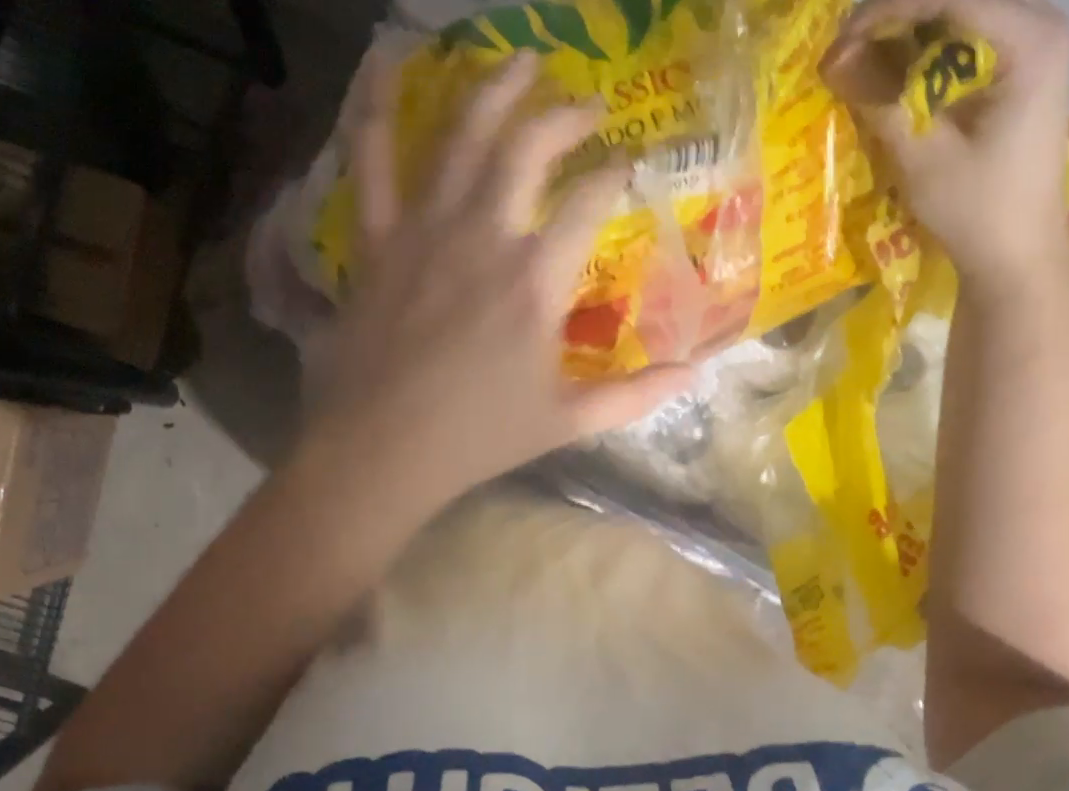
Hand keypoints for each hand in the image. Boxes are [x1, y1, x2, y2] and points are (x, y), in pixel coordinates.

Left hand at [299, 52, 694, 507]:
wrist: (382, 450)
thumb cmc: (478, 439)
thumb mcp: (567, 422)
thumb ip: (634, 394)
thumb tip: (696, 374)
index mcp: (539, 278)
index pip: (593, 199)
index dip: (616, 174)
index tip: (626, 169)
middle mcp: (486, 234)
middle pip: (532, 147)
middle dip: (566, 116)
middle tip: (586, 107)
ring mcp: (426, 229)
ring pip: (464, 136)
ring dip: (496, 89)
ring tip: (521, 61)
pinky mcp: (377, 239)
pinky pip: (373, 162)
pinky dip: (379, 108)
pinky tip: (388, 61)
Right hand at [821, 0, 1068, 276]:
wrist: (1018, 251)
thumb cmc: (976, 209)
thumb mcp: (921, 158)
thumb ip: (880, 101)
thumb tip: (832, 60)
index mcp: (1031, 40)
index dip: (889, 11)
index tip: (839, 42)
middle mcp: (1040, 25)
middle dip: (894, 19)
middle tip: (842, 55)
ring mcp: (1032, 43)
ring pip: (955, 15)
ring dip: (903, 35)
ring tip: (857, 64)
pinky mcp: (1017, 65)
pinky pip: (963, 39)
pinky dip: (921, 52)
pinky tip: (889, 75)